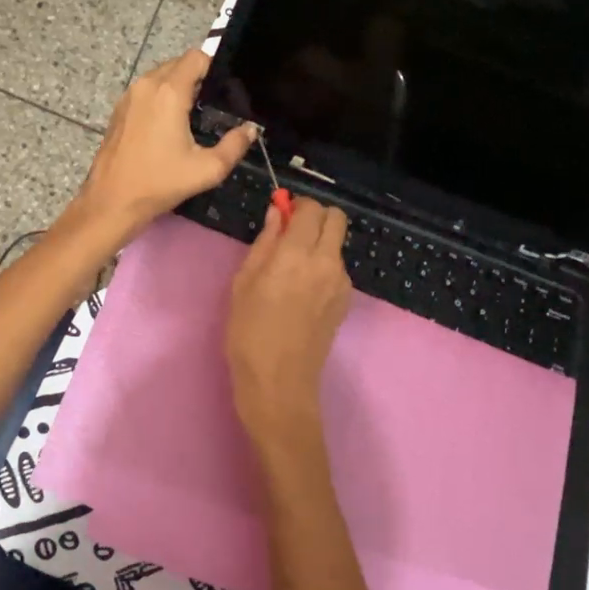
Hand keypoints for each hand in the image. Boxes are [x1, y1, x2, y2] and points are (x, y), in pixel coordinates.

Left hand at [68, 48, 257, 243]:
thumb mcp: (207, 169)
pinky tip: (169, 126)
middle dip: (197, 78)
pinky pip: (146, 91)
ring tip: (193, 115)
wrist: (112, 201)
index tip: (225, 89)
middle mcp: (147, 85)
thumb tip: (250, 129)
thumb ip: (235, 145)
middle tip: (213, 105)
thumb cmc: (160, 183)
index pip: (196, 57)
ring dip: (178, 87)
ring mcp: (129, 96)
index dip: (215, 67)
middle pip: (178, 64)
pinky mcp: (119, 110)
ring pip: (160, 76)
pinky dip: (161, 98)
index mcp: (169, 92)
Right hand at [226, 198, 352, 458]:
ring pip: (337, 245)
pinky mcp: (345, 301)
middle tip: (292, 234)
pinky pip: (337, 269)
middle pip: (337, 219)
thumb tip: (277, 213)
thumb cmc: (248, 333)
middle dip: (316, 218)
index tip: (282, 215)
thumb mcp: (243, 283)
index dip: (298, 206)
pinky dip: (323, 268)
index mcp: (296, 254)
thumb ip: (264, 243)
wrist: (278, 383)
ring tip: (291, 271)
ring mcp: (341, 283)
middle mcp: (326, 262)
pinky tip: (301, 293)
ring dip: (319, 244)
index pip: (312, 209)